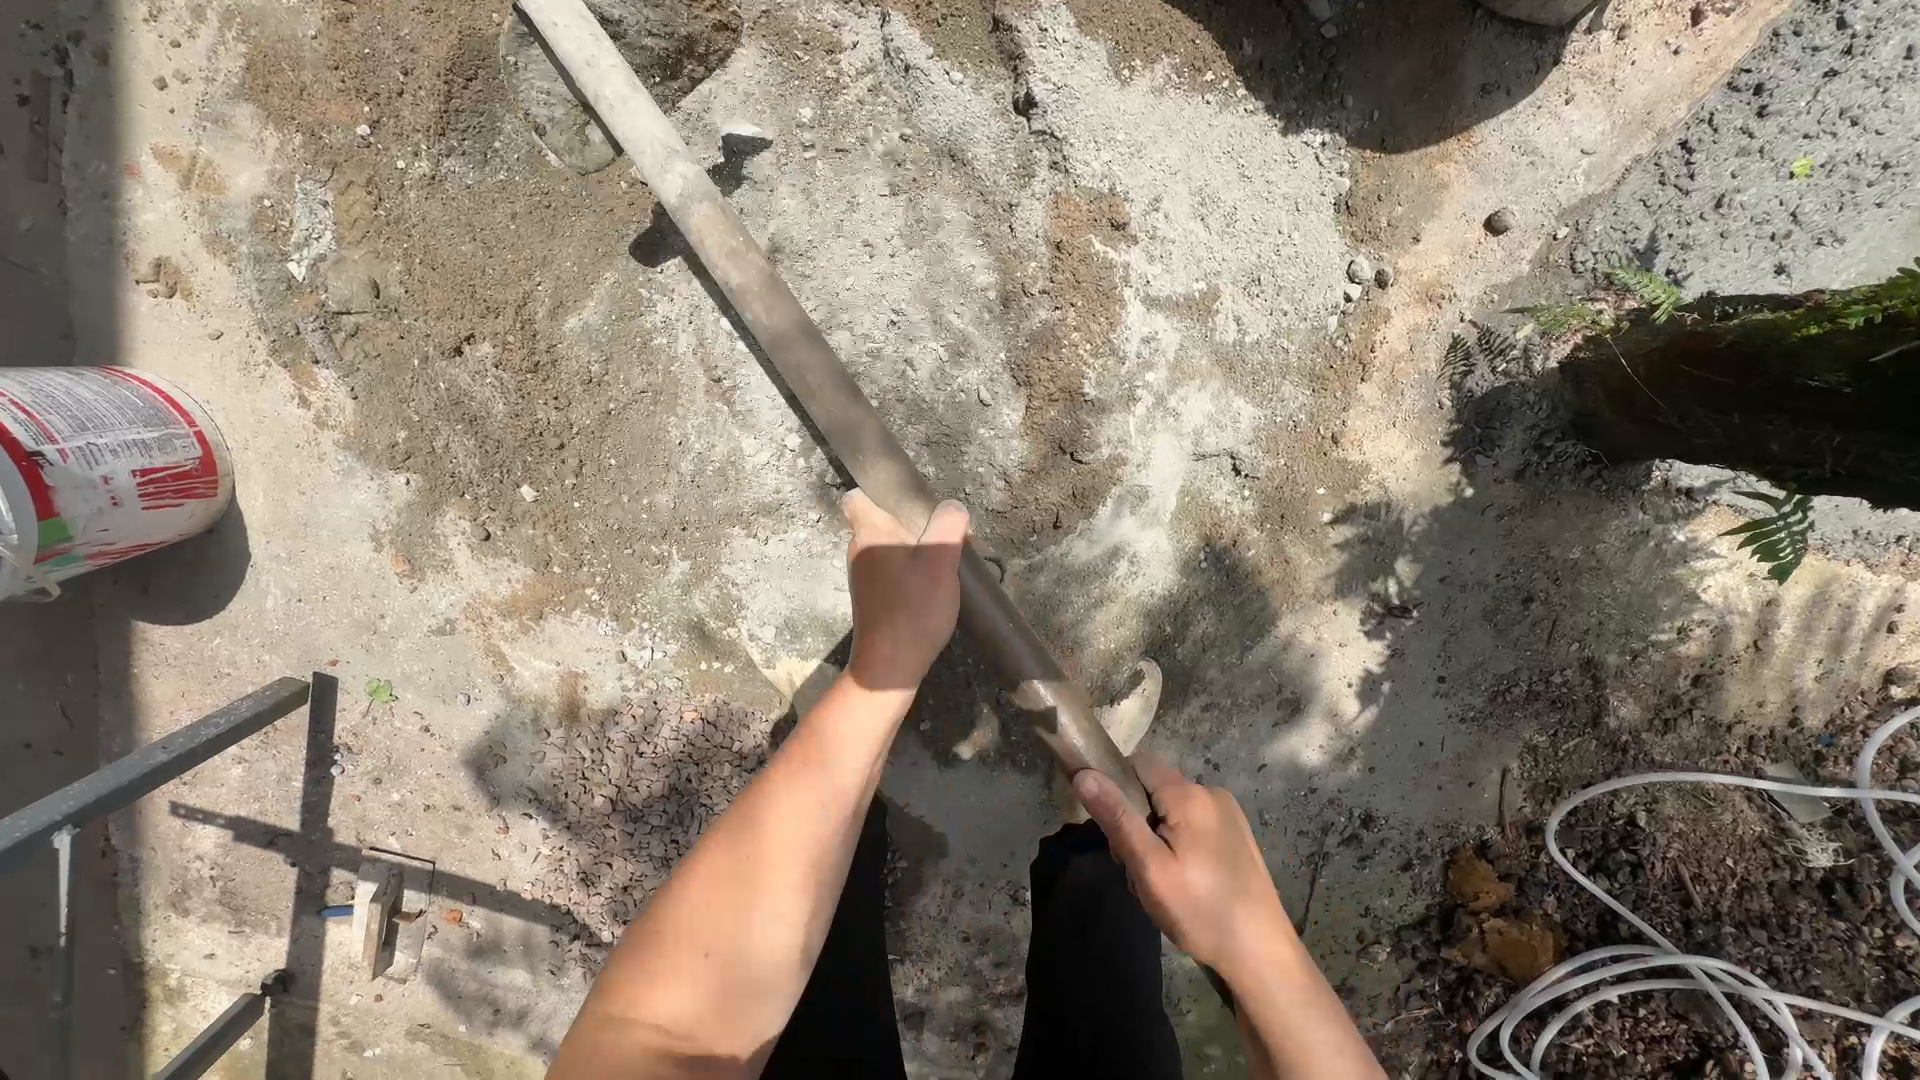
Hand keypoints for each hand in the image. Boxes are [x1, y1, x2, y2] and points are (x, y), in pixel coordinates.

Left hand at [840, 489, 969, 689]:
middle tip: (946, 537)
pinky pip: (892, 570)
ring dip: (916, 550)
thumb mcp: (940, 561)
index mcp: (869, 533)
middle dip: (914, 525)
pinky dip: (911, 572)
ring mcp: (863, 576)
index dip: (880, 493)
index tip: (911, 502)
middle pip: (883, 521)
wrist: (890, 666)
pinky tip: (933, 588)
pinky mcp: (871, 597)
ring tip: (946, 564)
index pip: (858, 498)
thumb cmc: (913, 609)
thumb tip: (953, 507)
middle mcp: (859, 550)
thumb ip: (948, 527)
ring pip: (890, 547)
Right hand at [1073, 754, 1292, 977]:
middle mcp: (1211, 793)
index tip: (1112, 829)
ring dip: (1155, 836)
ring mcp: (1228, 814)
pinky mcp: (1236, 834)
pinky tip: (1183, 882)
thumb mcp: (1149, 867)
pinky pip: (1192, 823)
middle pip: (1154, 788)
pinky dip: (1177, 843)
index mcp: (1190, 795)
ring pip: (1171, 809)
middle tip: (1136, 868)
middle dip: (1136, 820)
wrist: (1262, 955)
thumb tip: (1083, 774)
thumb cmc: (1200, 911)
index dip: (1116, 786)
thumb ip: (1116, 817)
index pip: (1139, 762)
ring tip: (1160, 882)